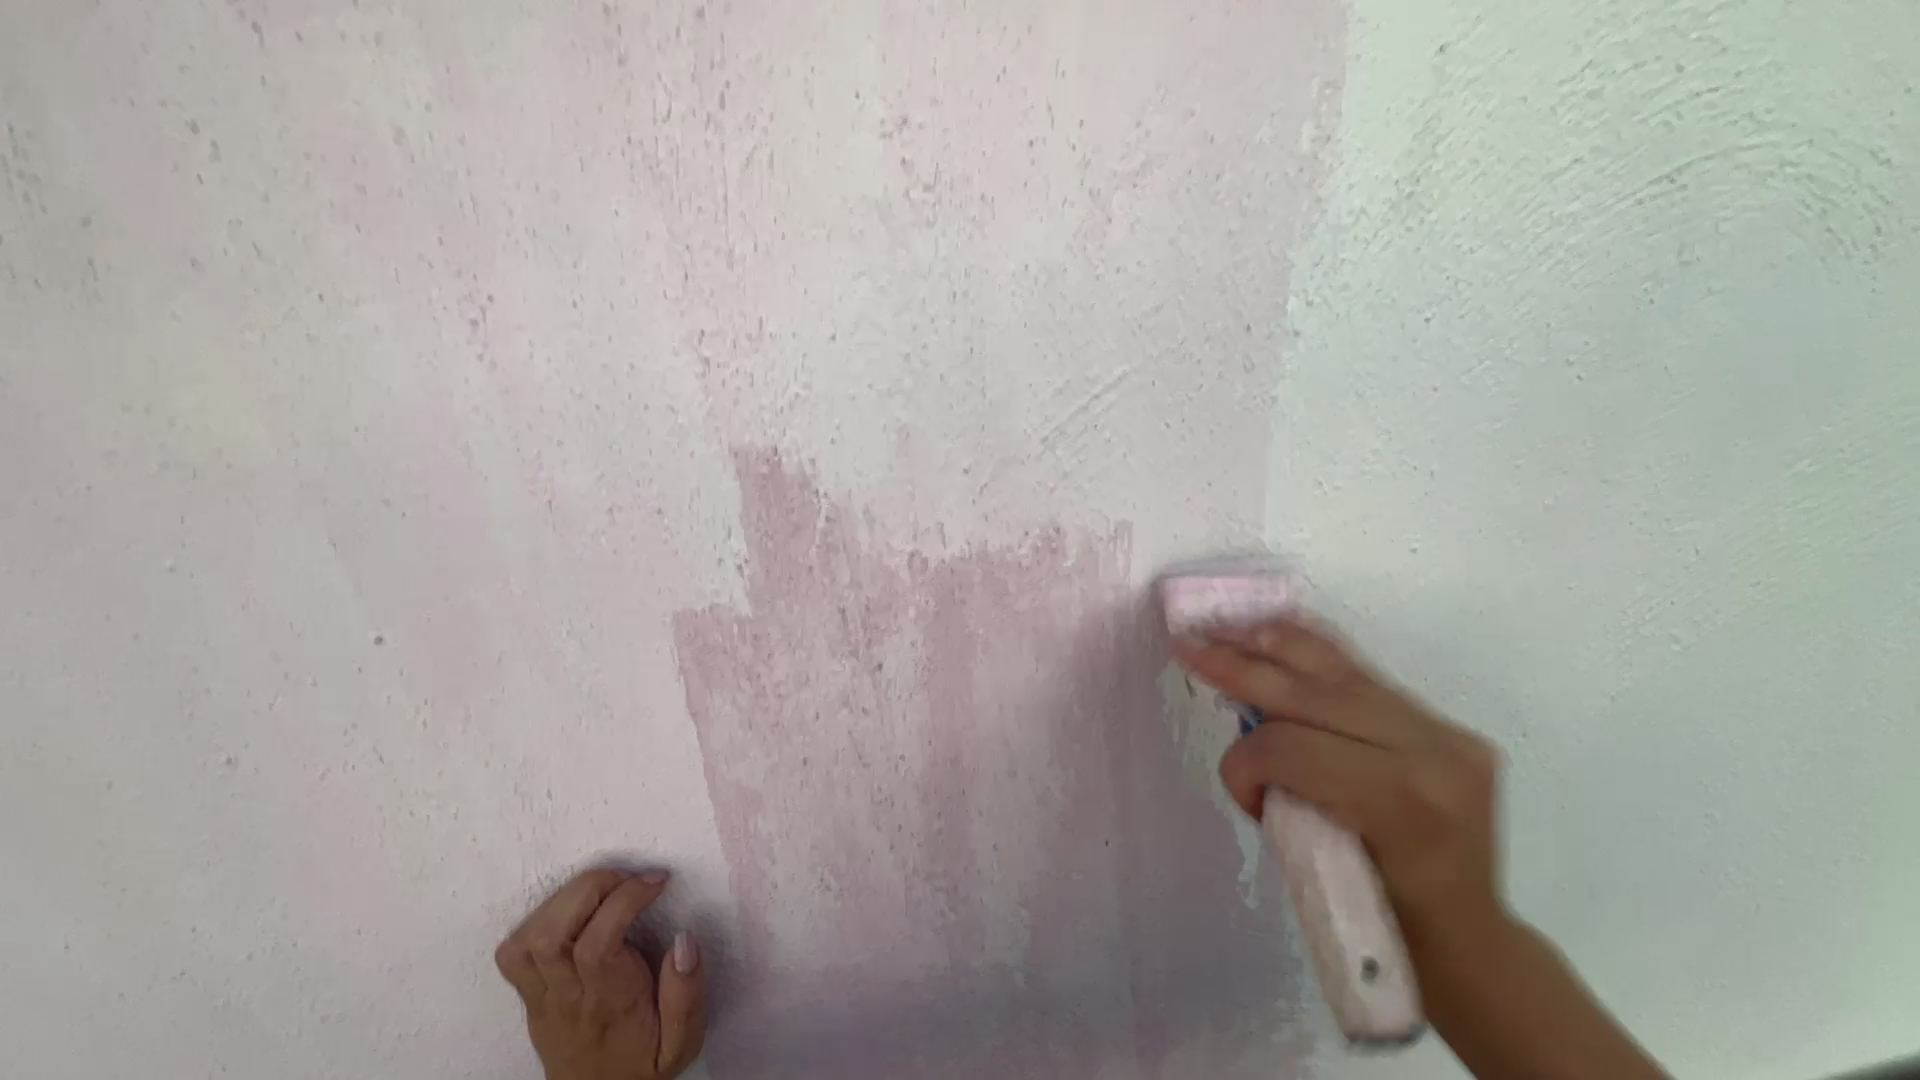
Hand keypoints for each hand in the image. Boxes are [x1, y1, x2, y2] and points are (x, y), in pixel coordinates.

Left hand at [495, 868, 706, 1079]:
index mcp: (610, 1004)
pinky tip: (573, 913)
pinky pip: (513, 952)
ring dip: (564, 899)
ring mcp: (540, 997)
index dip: (625, 899)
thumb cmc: (645, 1064)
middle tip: (627, 878)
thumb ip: (687, 996)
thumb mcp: (682, 1043)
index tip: (657, 881)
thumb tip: (684, 941)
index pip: (598, 945)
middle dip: (590, 888)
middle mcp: (568, 998)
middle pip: (552, 935)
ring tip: (602, 890)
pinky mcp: (528, 996)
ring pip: (526, 940)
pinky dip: (539, 919)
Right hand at [1172, 615, 1505, 942]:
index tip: (1240, 792)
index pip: (1292, 748)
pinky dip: (1311, 652)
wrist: (1467, 933)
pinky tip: (1275, 634)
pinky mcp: (1447, 723)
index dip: (1246, 760)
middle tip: (1189, 644)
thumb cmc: (1385, 920)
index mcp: (1402, 801)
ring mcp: (1446, 731)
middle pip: (1312, 693)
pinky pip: (1364, 674)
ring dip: (1273, 645)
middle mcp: (1433, 752)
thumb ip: (1286, 796)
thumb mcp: (1320, 866)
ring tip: (1225, 628)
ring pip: (1339, 668)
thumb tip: (1255, 741)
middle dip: (1241, 667)